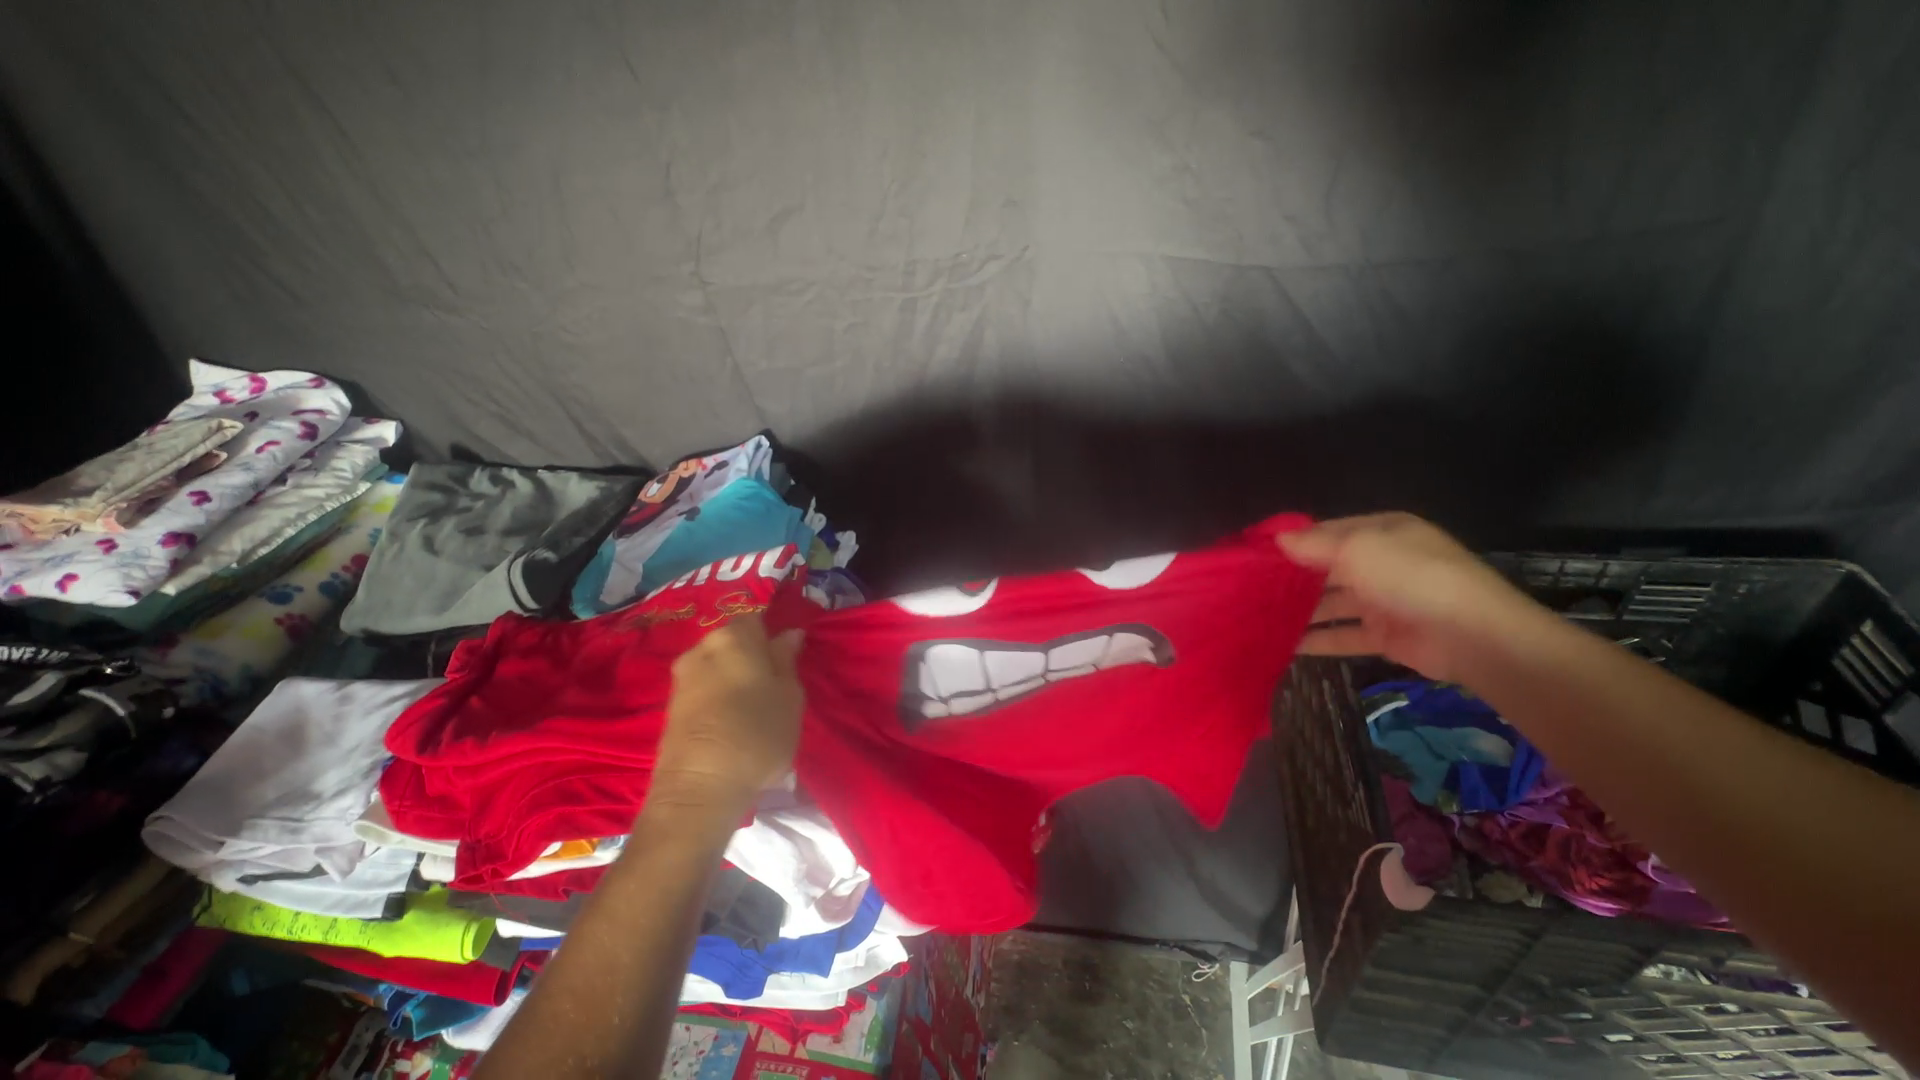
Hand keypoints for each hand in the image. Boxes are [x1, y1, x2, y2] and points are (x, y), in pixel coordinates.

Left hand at [654, 614, 804, 810]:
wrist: (699, 788)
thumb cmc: (757, 735)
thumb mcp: (790, 697)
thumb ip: (787, 660)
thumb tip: (788, 634)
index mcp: (734, 637)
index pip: (757, 621)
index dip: (773, 640)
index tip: (787, 666)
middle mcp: (701, 648)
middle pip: (733, 643)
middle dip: (751, 659)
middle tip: (772, 691)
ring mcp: (681, 678)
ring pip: (715, 668)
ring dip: (732, 682)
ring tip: (751, 713)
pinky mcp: (670, 708)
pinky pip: (702, 692)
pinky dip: (715, 702)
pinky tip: (728, 727)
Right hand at [1278, 512, 1549, 683]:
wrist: (1471, 635)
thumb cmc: (1411, 577)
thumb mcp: (1358, 549)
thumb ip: (1314, 545)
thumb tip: (1277, 540)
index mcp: (1381, 532)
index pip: (1326, 532)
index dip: (1292, 542)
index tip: (1252, 555)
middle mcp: (1382, 562)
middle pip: (1327, 568)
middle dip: (1291, 577)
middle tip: (1246, 589)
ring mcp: (1384, 600)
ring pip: (1332, 602)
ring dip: (1300, 610)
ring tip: (1257, 617)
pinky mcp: (1385, 636)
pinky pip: (1343, 635)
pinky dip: (1317, 639)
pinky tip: (1283, 645)